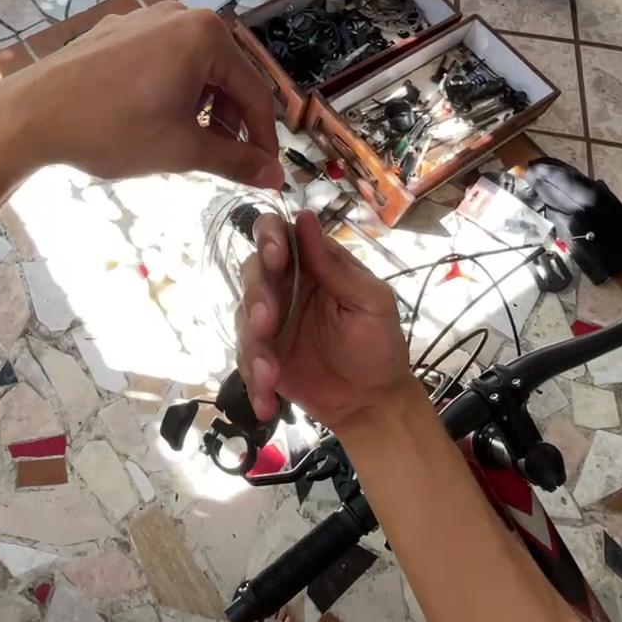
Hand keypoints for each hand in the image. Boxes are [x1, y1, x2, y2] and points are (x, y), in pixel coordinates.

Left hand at [0, 3, 284, 187]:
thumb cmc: (113, 130)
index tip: (266, 171)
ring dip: (200, 107)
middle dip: (228, 121)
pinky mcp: (117, 30)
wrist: (31, 114)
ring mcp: (145, 17)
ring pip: (193, 67)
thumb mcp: (182, 151)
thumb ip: (236, 161)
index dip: (264, 138)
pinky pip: (161, 59)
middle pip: (225, 75)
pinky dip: (170, 90)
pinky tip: (151, 120)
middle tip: (224, 161)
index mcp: (207, 36)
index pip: (255, 91)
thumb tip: (276, 178)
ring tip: (186, 144)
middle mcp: (181, 14)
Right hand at [236, 210, 416, 435]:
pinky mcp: (261, 356)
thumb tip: (306, 218)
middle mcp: (284, 286)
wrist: (374, 403)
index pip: (278, 234)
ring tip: (270, 374)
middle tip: (266, 322)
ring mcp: (268, 322)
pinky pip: (244, 361)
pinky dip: (253, 383)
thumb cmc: (379, 344)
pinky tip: (267, 404)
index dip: (268, 237)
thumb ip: (336, 266)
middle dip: (256, 296)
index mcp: (311, 265)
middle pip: (252, 272)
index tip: (275, 256)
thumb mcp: (371, 301)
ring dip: (253, 346)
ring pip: (242, 318)